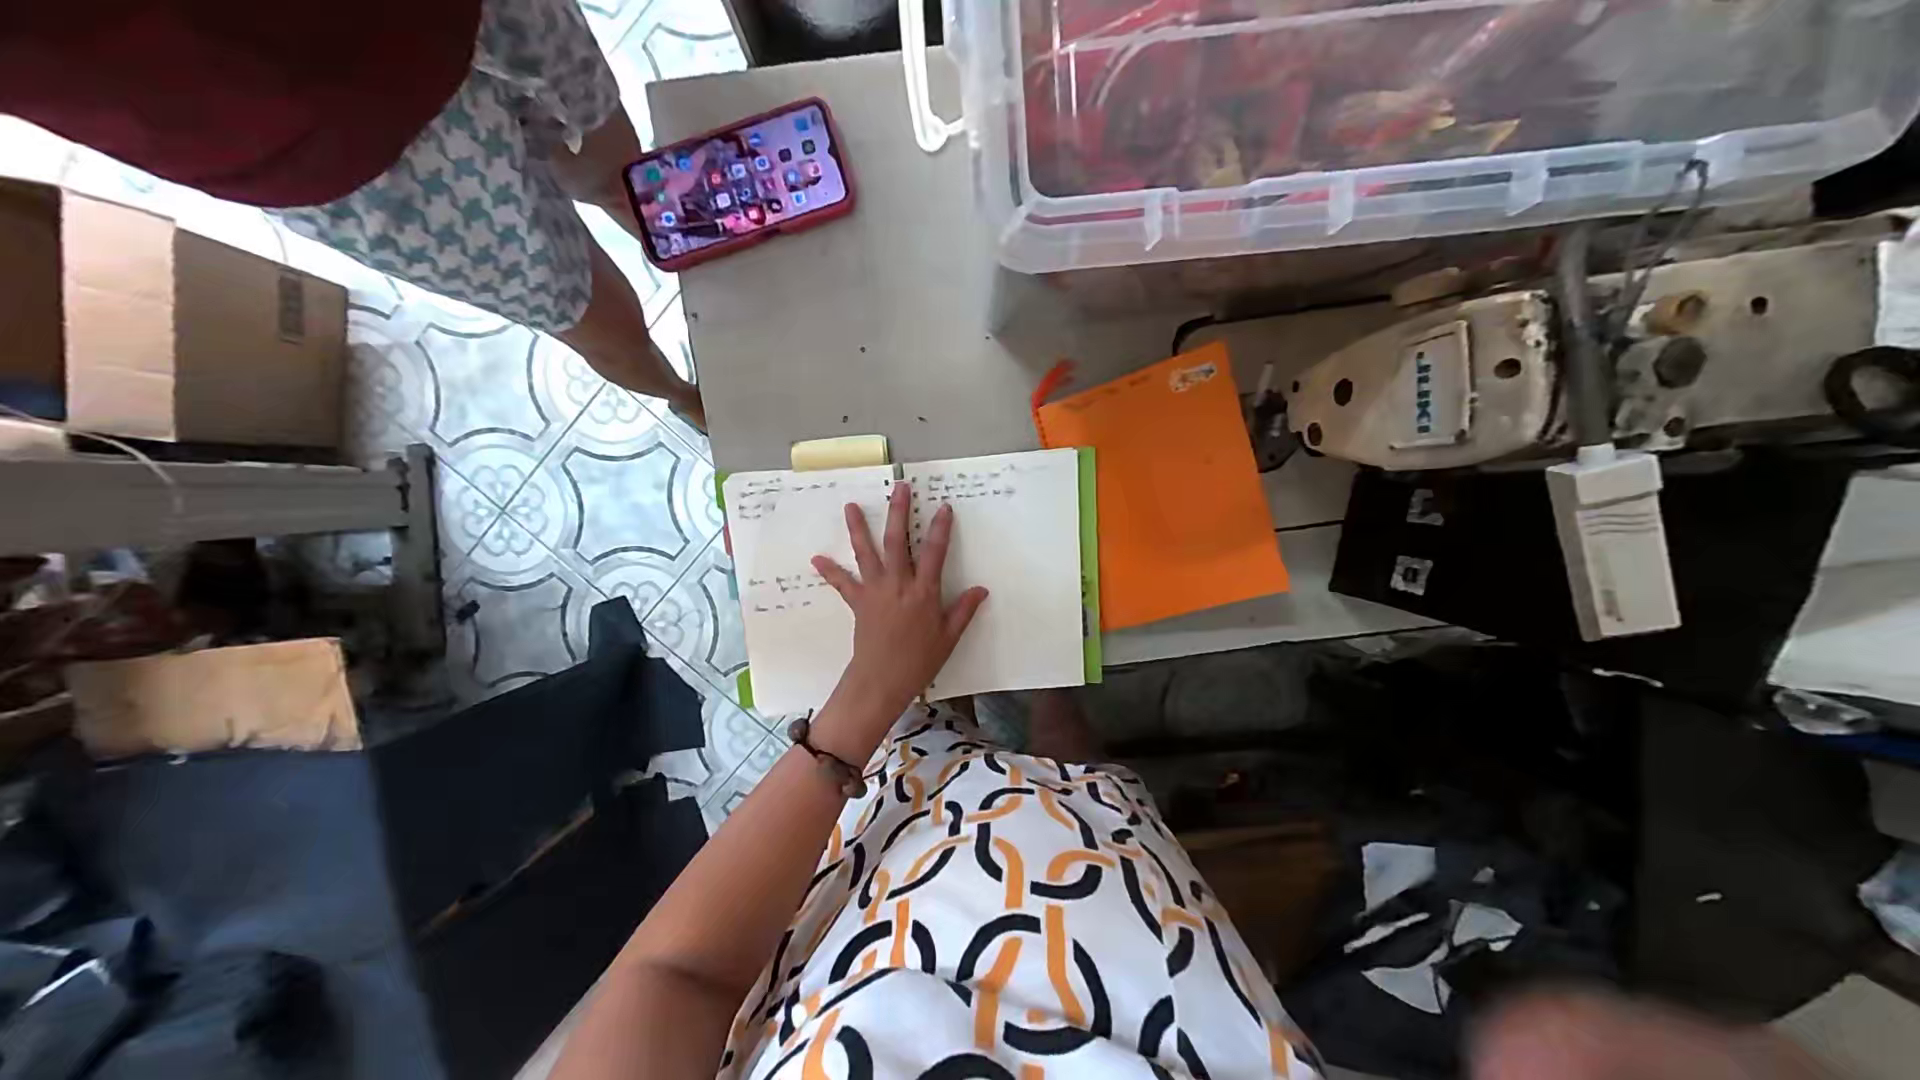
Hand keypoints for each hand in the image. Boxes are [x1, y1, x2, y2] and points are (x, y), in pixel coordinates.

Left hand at [812, 482, 987, 730]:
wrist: (881, 681)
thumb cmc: (919, 661)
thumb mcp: (949, 638)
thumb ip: (963, 611)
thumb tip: (981, 589)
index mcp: (923, 592)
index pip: (934, 552)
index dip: (940, 528)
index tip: (942, 507)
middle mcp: (898, 585)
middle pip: (897, 541)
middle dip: (898, 512)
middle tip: (899, 488)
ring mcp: (875, 592)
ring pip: (866, 553)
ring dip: (858, 529)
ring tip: (850, 506)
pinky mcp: (858, 603)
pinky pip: (843, 584)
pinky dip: (830, 571)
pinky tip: (816, 558)